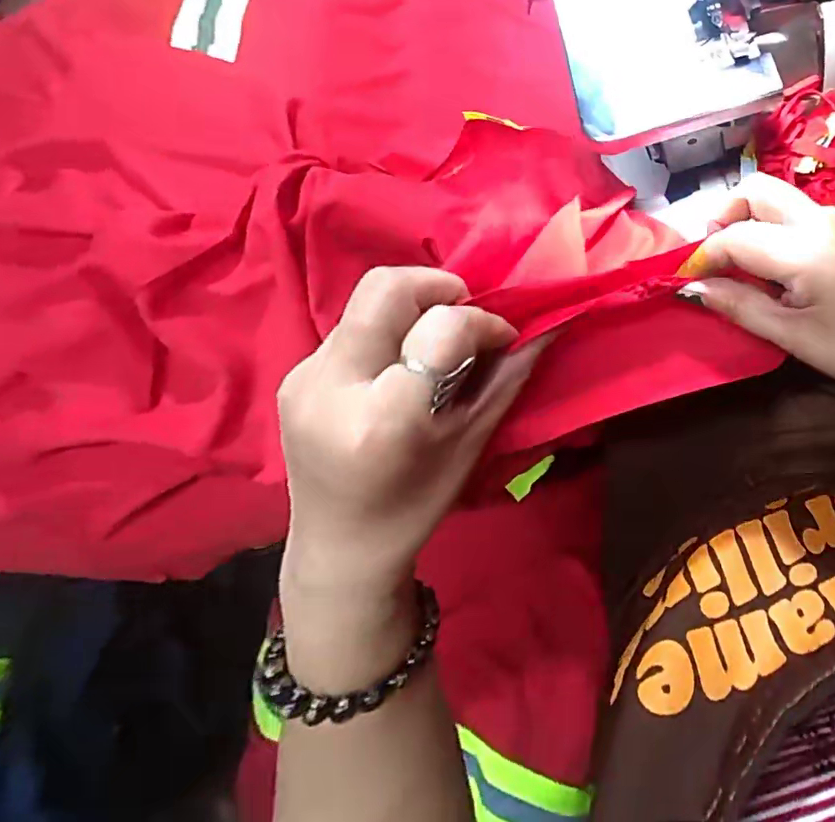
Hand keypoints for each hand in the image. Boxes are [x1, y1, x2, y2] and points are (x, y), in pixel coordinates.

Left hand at [275, 267, 544, 682]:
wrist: (339, 549)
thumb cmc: (415, 506)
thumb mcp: (469, 445)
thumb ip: (505, 379)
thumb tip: (542, 327)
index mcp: (383, 419)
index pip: (439, 330)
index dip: (481, 322)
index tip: (501, 337)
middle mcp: (332, 388)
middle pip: (385, 288)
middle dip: (436, 286)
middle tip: (462, 313)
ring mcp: (304, 378)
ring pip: (366, 302)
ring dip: (411, 308)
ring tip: (432, 343)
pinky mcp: (293, 376)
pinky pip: (350, 327)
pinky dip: (387, 331)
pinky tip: (398, 364)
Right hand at [682, 172, 834, 411]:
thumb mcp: (790, 336)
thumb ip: (738, 305)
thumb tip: (693, 286)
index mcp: (812, 251)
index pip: (738, 236)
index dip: (705, 256)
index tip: (689, 279)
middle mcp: (824, 221)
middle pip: (755, 190)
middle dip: (723, 217)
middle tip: (714, 257)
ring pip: (773, 195)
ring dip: (745, 219)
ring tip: (736, 261)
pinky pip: (791, 210)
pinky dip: (767, 225)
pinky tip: (766, 262)